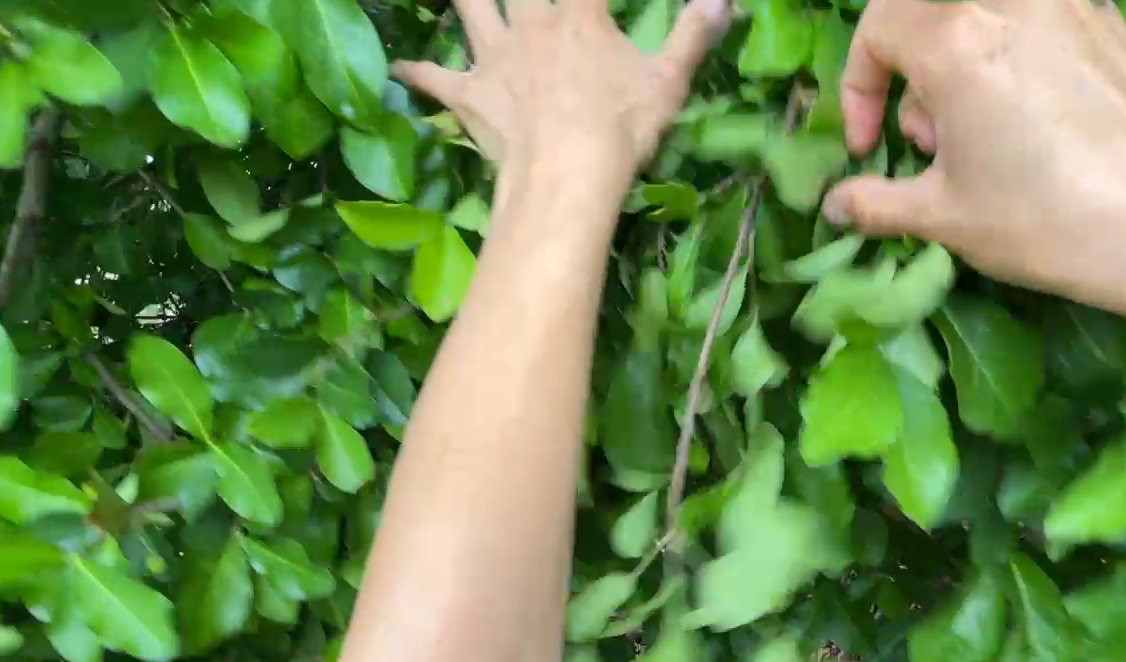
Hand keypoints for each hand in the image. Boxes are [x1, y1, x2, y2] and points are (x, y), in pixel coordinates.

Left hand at [395, 0, 730, 198]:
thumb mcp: (667, 84)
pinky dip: (418, 73)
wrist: (568, 180)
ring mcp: (496, 58)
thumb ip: (692, 36)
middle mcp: (530, 23)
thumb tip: (724, 0)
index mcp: (577, 14)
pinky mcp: (473, 97)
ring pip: (469, 6)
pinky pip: (438, 79)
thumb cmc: (620, 131)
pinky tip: (401, 68)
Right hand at [822, 0, 1125, 303]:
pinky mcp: (1124, 30)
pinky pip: (1050, 32)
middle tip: (933, 145)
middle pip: (935, 12)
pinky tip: (1047, 135)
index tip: (872, 148)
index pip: (879, 25)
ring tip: (988, 143)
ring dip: (968, 70)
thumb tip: (836, 203)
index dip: (859, 87)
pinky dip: (1024, 69)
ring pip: (994, 18)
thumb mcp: (943, 218)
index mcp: (960, 38)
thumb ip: (876, 202)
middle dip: (914, 75)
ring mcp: (1081, 6)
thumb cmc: (1041, 219)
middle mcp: (1019, 1)